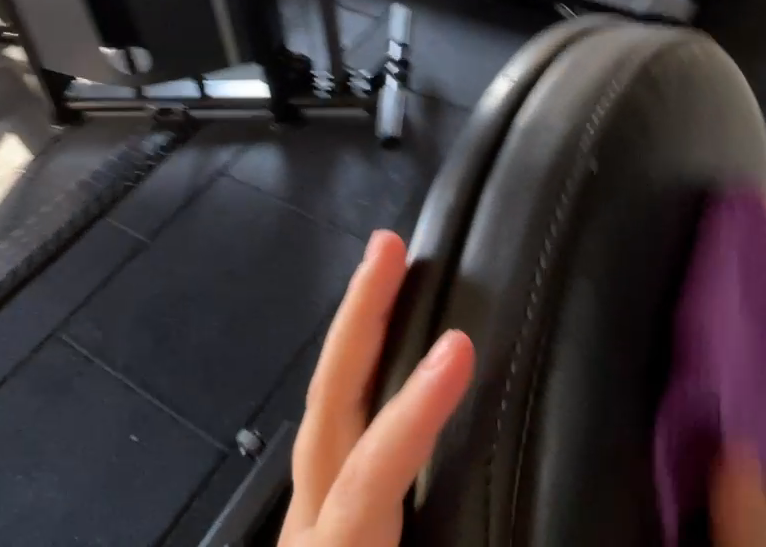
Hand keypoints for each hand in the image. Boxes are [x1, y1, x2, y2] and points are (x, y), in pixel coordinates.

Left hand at [279, 231, 475, 546]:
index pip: (371, 470)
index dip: (415, 408)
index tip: (460, 346)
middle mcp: (309, 520)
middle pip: (327, 401)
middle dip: (358, 315)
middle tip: (388, 246)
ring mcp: (306, 513)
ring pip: (325, 406)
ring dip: (357, 331)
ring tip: (387, 275)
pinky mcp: (315, 517)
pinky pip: (333, 426)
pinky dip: (354, 373)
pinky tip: (376, 353)